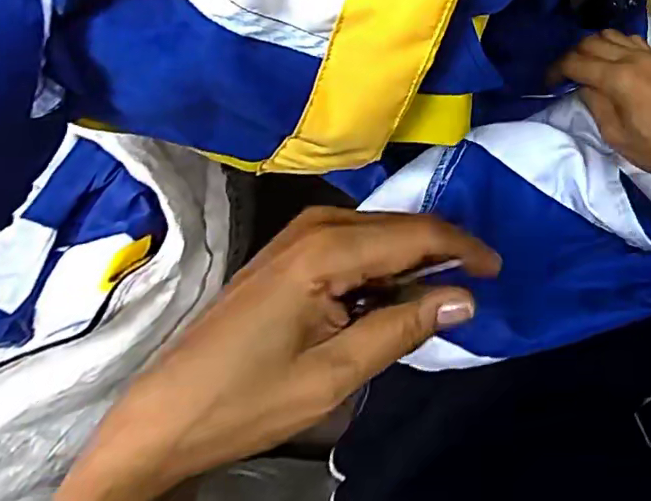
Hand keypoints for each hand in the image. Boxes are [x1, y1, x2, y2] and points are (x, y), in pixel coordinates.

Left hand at [57, 208, 500, 500]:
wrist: (154, 425)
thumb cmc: (243, 401)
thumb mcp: (332, 375)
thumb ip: (404, 329)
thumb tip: (466, 298)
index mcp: (325, 250)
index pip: (417, 235)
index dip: (463, 249)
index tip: (496, 269)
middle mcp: (316, 225)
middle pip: (403, 226)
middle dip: (442, 253)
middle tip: (471, 284)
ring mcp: (301, 232)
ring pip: (385, 231)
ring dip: (414, 259)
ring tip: (434, 294)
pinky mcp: (293, 246)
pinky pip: (360, 240)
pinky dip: (386, 263)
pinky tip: (389, 293)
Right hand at [556, 30, 650, 199]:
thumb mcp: (614, 134)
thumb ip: (594, 102)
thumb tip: (581, 85)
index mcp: (619, 78)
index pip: (576, 62)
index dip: (556, 70)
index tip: (547, 83)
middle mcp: (633, 58)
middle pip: (591, 42)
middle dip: (572, 55)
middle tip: (563, 76)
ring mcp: (649, 55)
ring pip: (610, 35)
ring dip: (593, 46)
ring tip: (585, 67)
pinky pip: (630, 40)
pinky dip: (615, 44)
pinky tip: (611, 62)